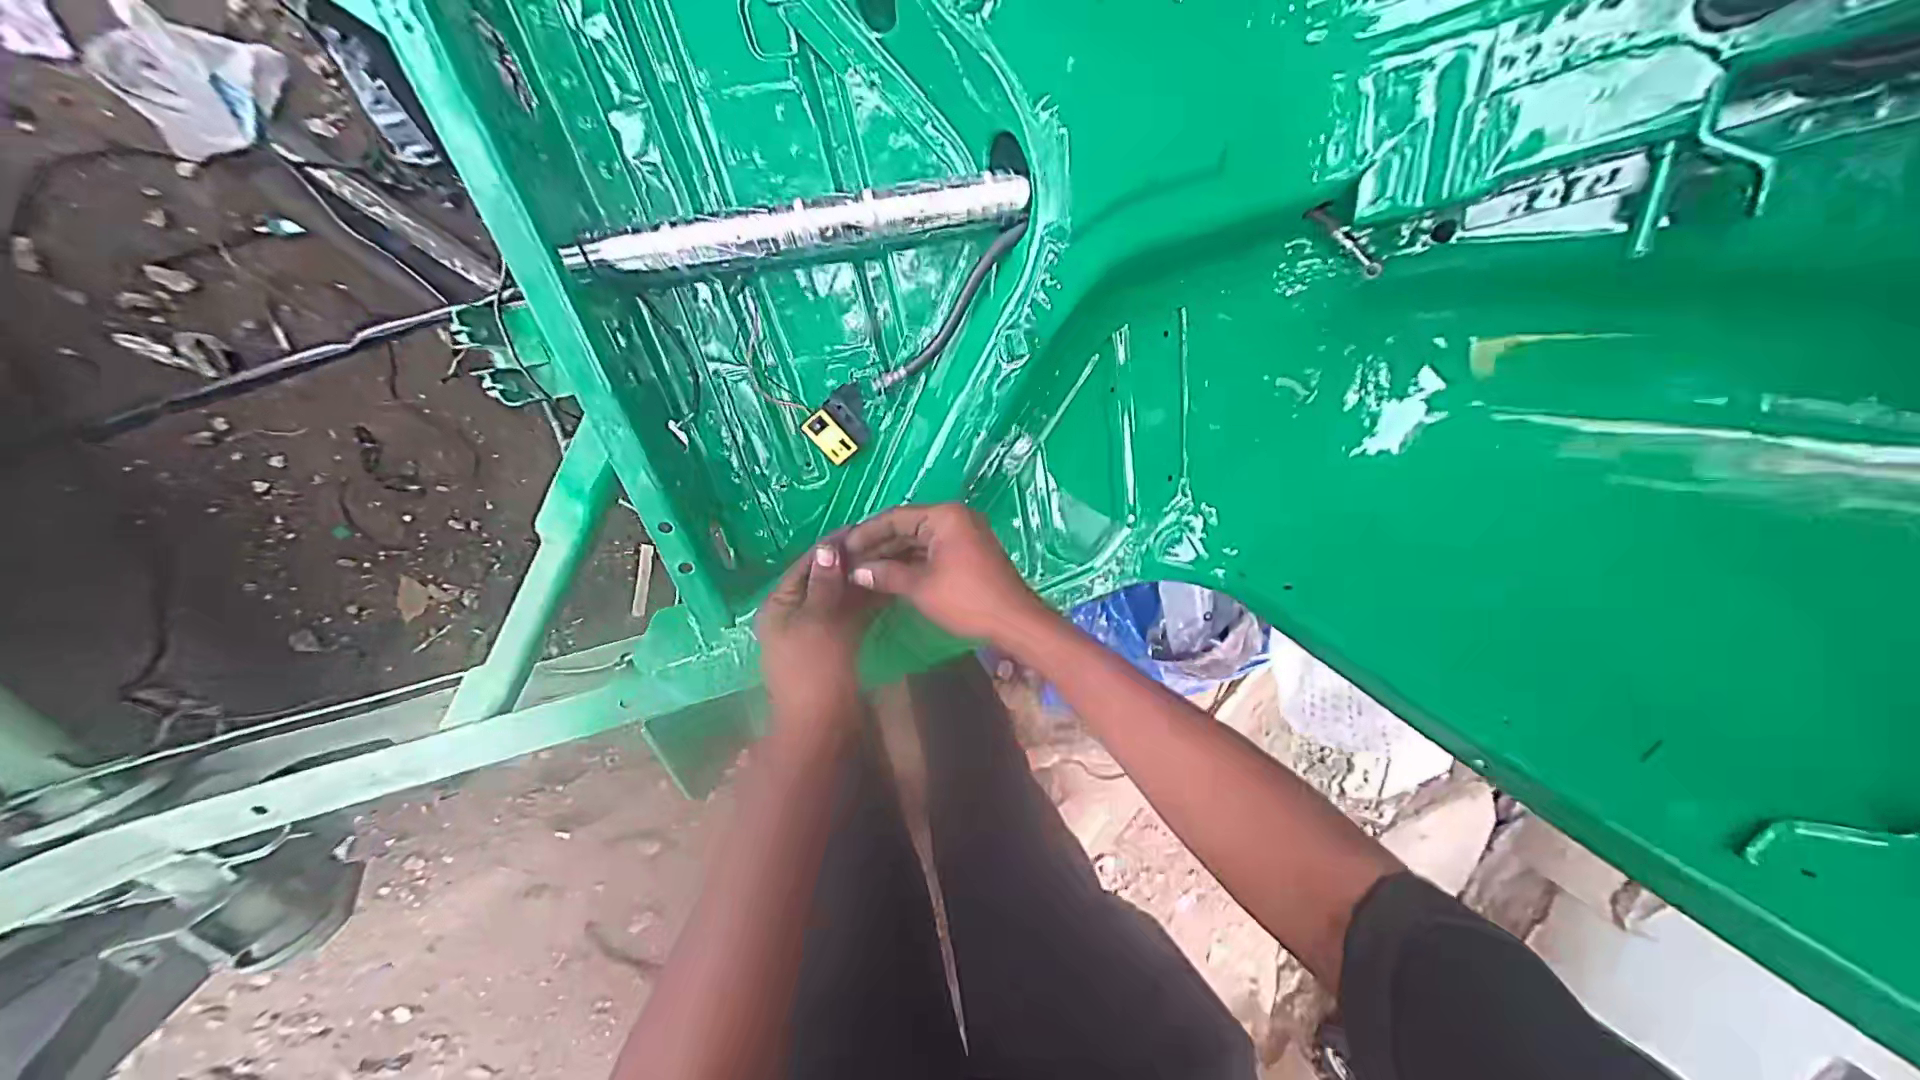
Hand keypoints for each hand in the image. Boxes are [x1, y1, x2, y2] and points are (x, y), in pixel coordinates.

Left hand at [756, 543, 880, 742]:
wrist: (821, 724)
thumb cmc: (813, 669)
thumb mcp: (817, 620)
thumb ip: (824, 584)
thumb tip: (828, 548)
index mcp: (779, 605)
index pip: (805, 565)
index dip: (830, 546)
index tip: (859, 528)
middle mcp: (793, 614)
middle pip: (822, 580)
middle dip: (849, 563)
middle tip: (881, 543)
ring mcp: (815, 631)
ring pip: (839, 597)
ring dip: (860, 581)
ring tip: (889, 561)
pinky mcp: (833, 645)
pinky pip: (849, 616)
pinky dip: (865, 603)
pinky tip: (887, 589)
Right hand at [841, 503, 1051, 643]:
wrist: (1015, 622)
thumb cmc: (967, 600)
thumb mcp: (921, 587)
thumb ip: (886, 574)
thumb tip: (856, 571)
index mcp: (945, 516)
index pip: (895, 517)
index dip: (866, 533)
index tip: (843, 548)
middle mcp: (955, 518)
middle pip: (907, 527)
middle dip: (878, 545)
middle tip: (848, 561)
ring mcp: (964, 535)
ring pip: (918, 540)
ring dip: (893, 555)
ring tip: (863, 570)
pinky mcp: (968, 553)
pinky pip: (932, 551)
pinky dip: (911, 563)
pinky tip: (888, 576)